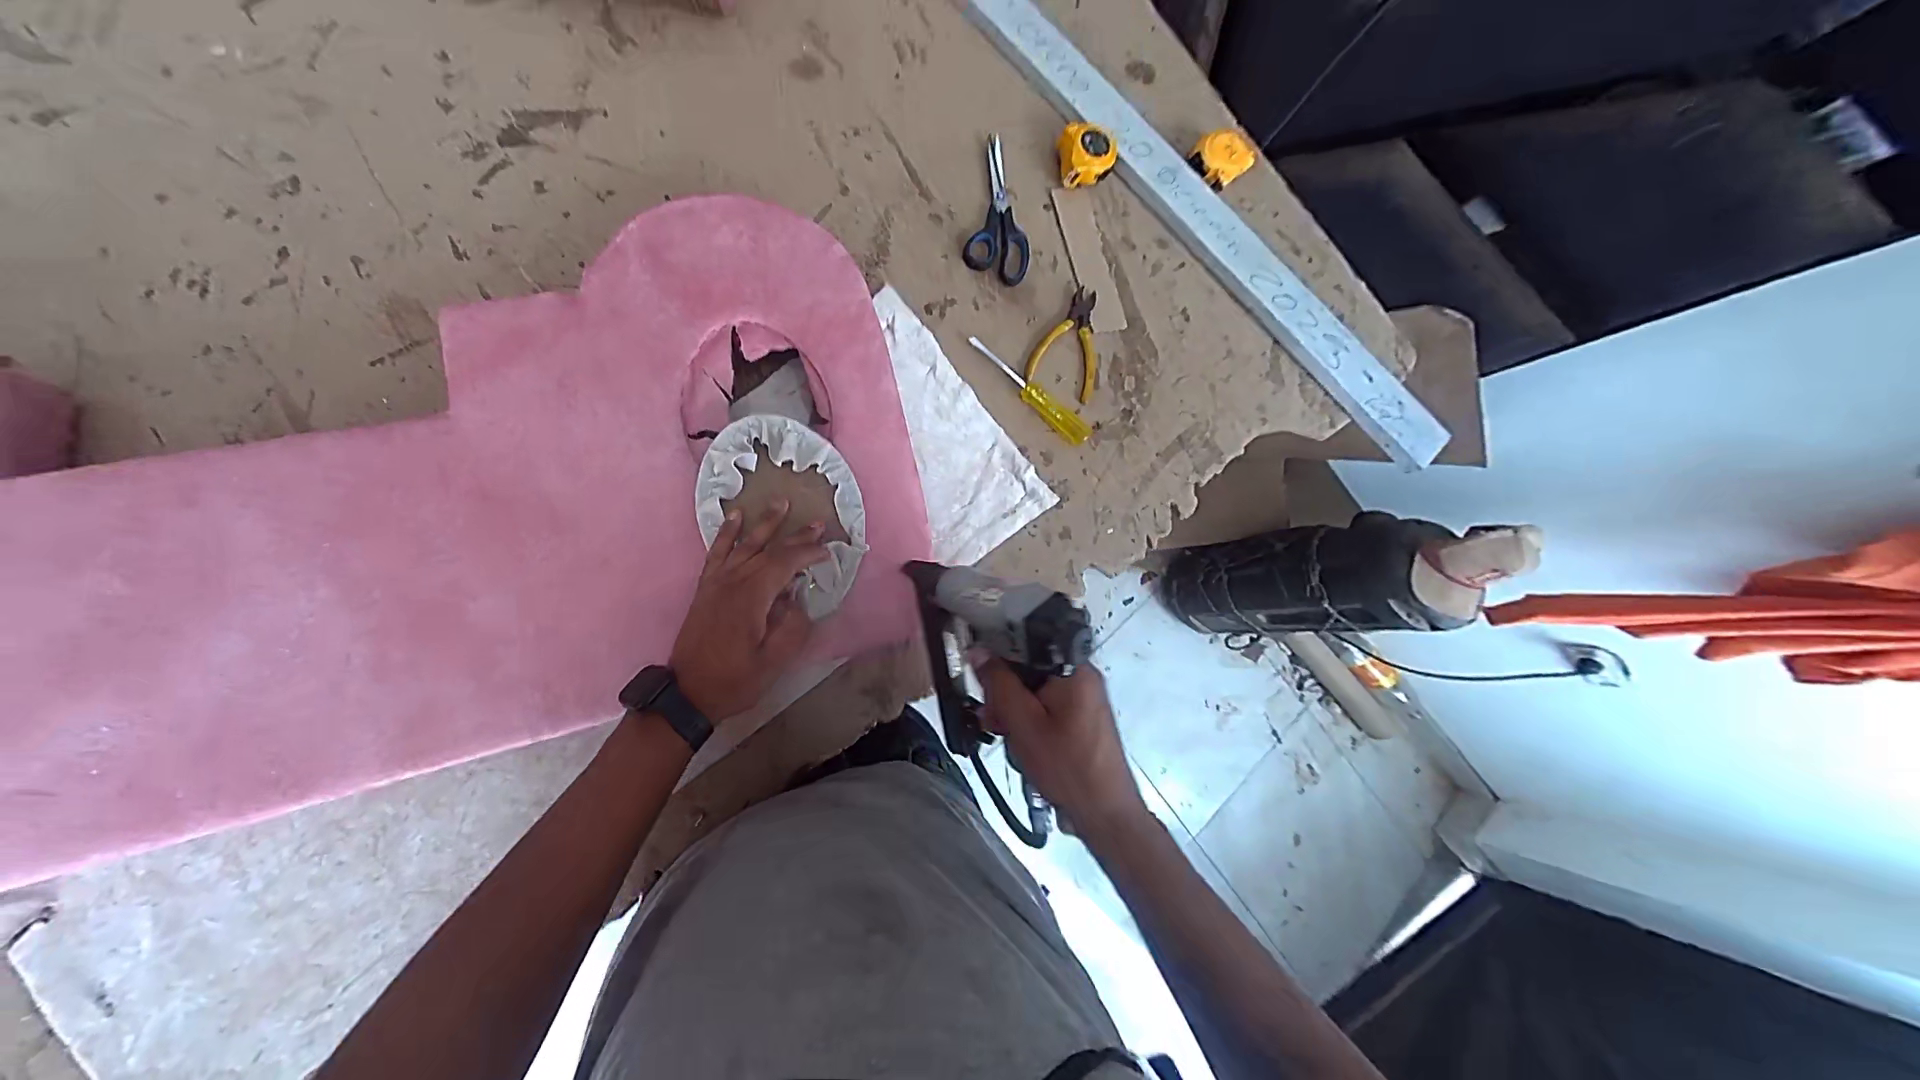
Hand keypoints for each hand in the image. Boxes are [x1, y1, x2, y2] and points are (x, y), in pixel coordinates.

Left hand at [669, 499, 828, 720]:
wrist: (688, 693)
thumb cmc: (734, 680)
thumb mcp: (774, 662)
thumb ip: (792, 627)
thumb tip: (798, 600)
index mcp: (752, 597)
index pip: (785, 563)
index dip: (808, 553)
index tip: (828, 551)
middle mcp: (733, 582)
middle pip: (769, 550)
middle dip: (796, 536)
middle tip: (819, 523)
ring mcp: (717, 582)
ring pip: (745, 544)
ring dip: (765, 524)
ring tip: (780, 503)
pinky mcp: (706, 588)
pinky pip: (718, 552)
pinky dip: (727, 533)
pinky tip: (735, 517)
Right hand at [974, 660, 1146, 831]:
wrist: (1105, 815)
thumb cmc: (1067, 768)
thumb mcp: (1023, 724)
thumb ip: (999, 685)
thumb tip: (978, 651)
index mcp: (1074, 669)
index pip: (1029, 640)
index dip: (999, 652)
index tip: (979, 672)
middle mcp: (1082, 677)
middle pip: (1031, 667)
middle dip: (1004, 690)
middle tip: (990, 715)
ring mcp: (1083, 699)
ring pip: (1036, 690)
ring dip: (1013, 709)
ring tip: (1002, 733)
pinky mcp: (1081, 720)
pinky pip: (1047, 707)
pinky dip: (1029, 720)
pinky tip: (1018, 741)